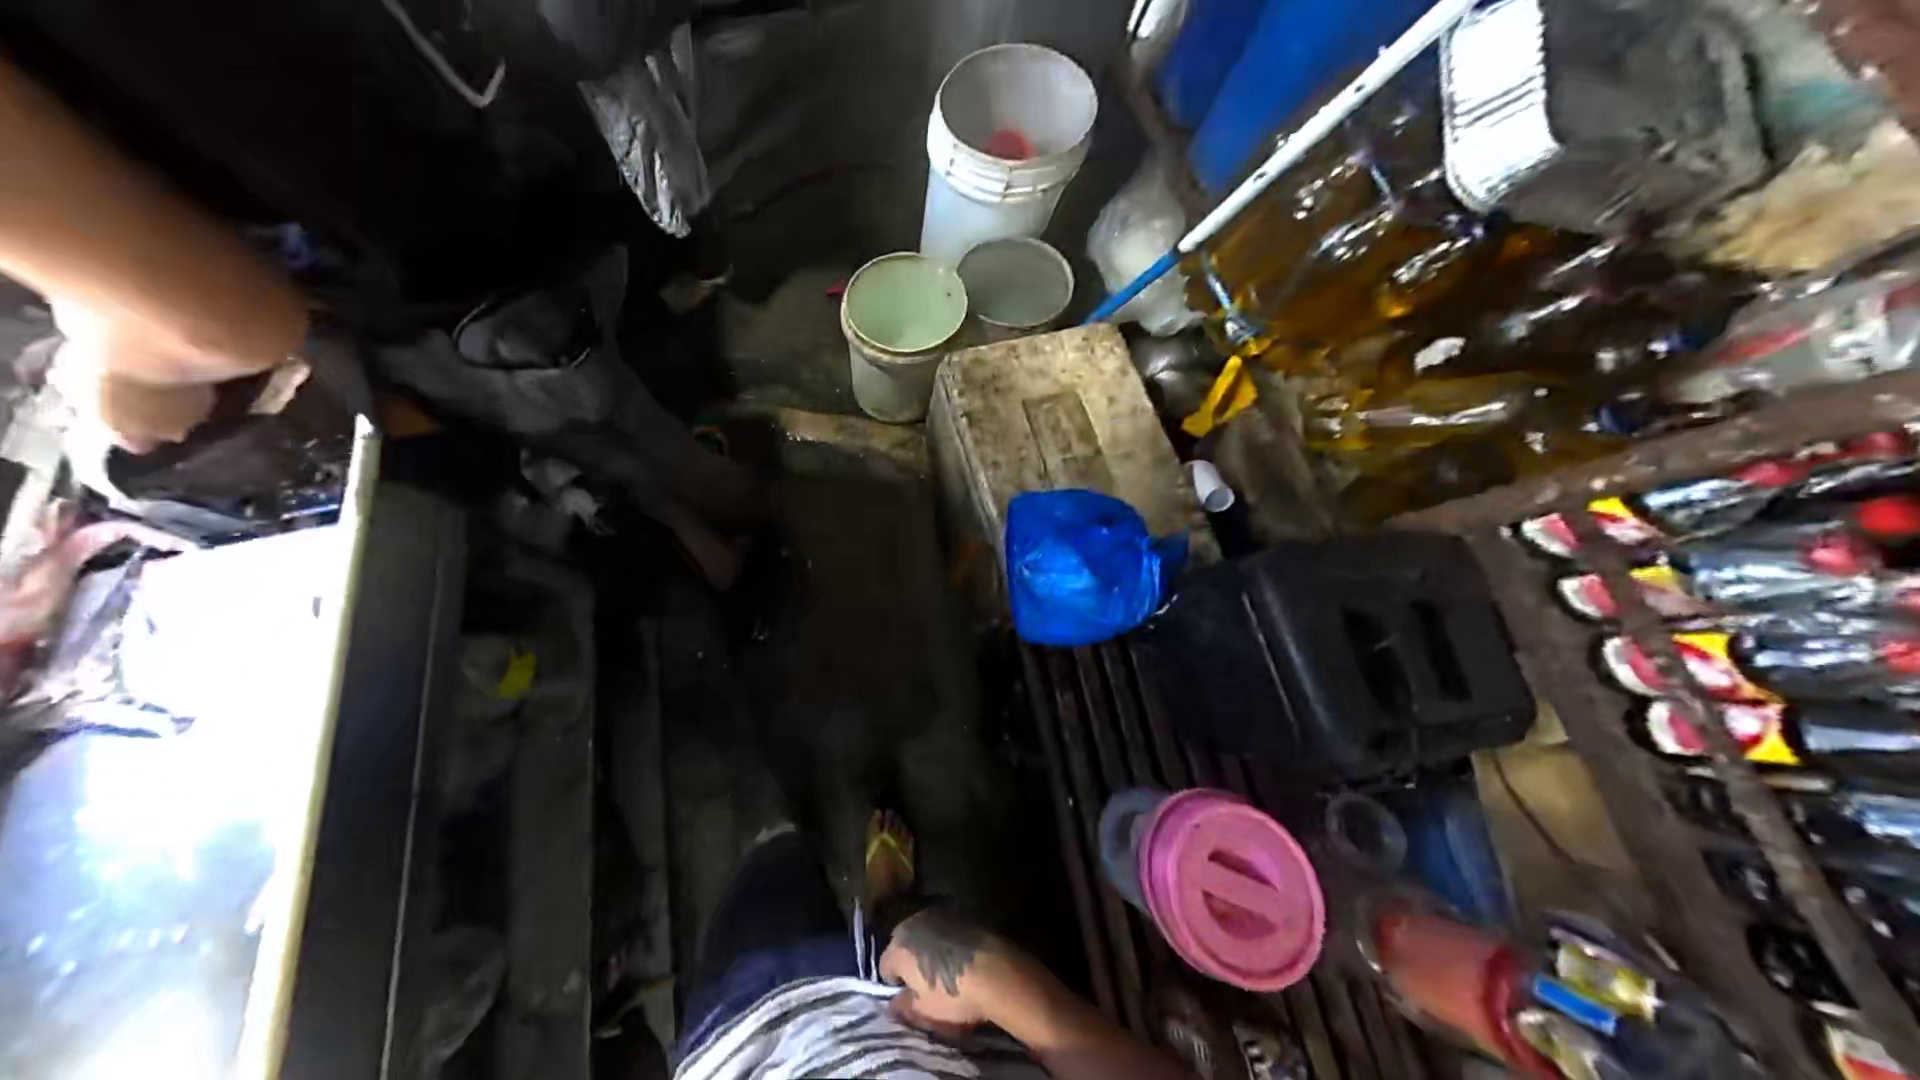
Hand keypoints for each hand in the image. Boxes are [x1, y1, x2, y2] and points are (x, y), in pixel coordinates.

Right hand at [878, 909, 1031, 1036]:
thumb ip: (901, 1006)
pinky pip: (946, 927)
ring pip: (925, 932)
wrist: (994, 970)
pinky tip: (961, 954)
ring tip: (944, 965)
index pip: (885, 966)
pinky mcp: (961, 911)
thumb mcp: (923, 1012)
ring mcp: (938, 913)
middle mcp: (913, 923)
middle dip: (909, 960)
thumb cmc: (953, 996)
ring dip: (928, 946)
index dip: (894, 983)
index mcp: (898, 948)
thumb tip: (893, 1001)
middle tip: (925, 981)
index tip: (908, 995)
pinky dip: (948, 938)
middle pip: (903, 943)